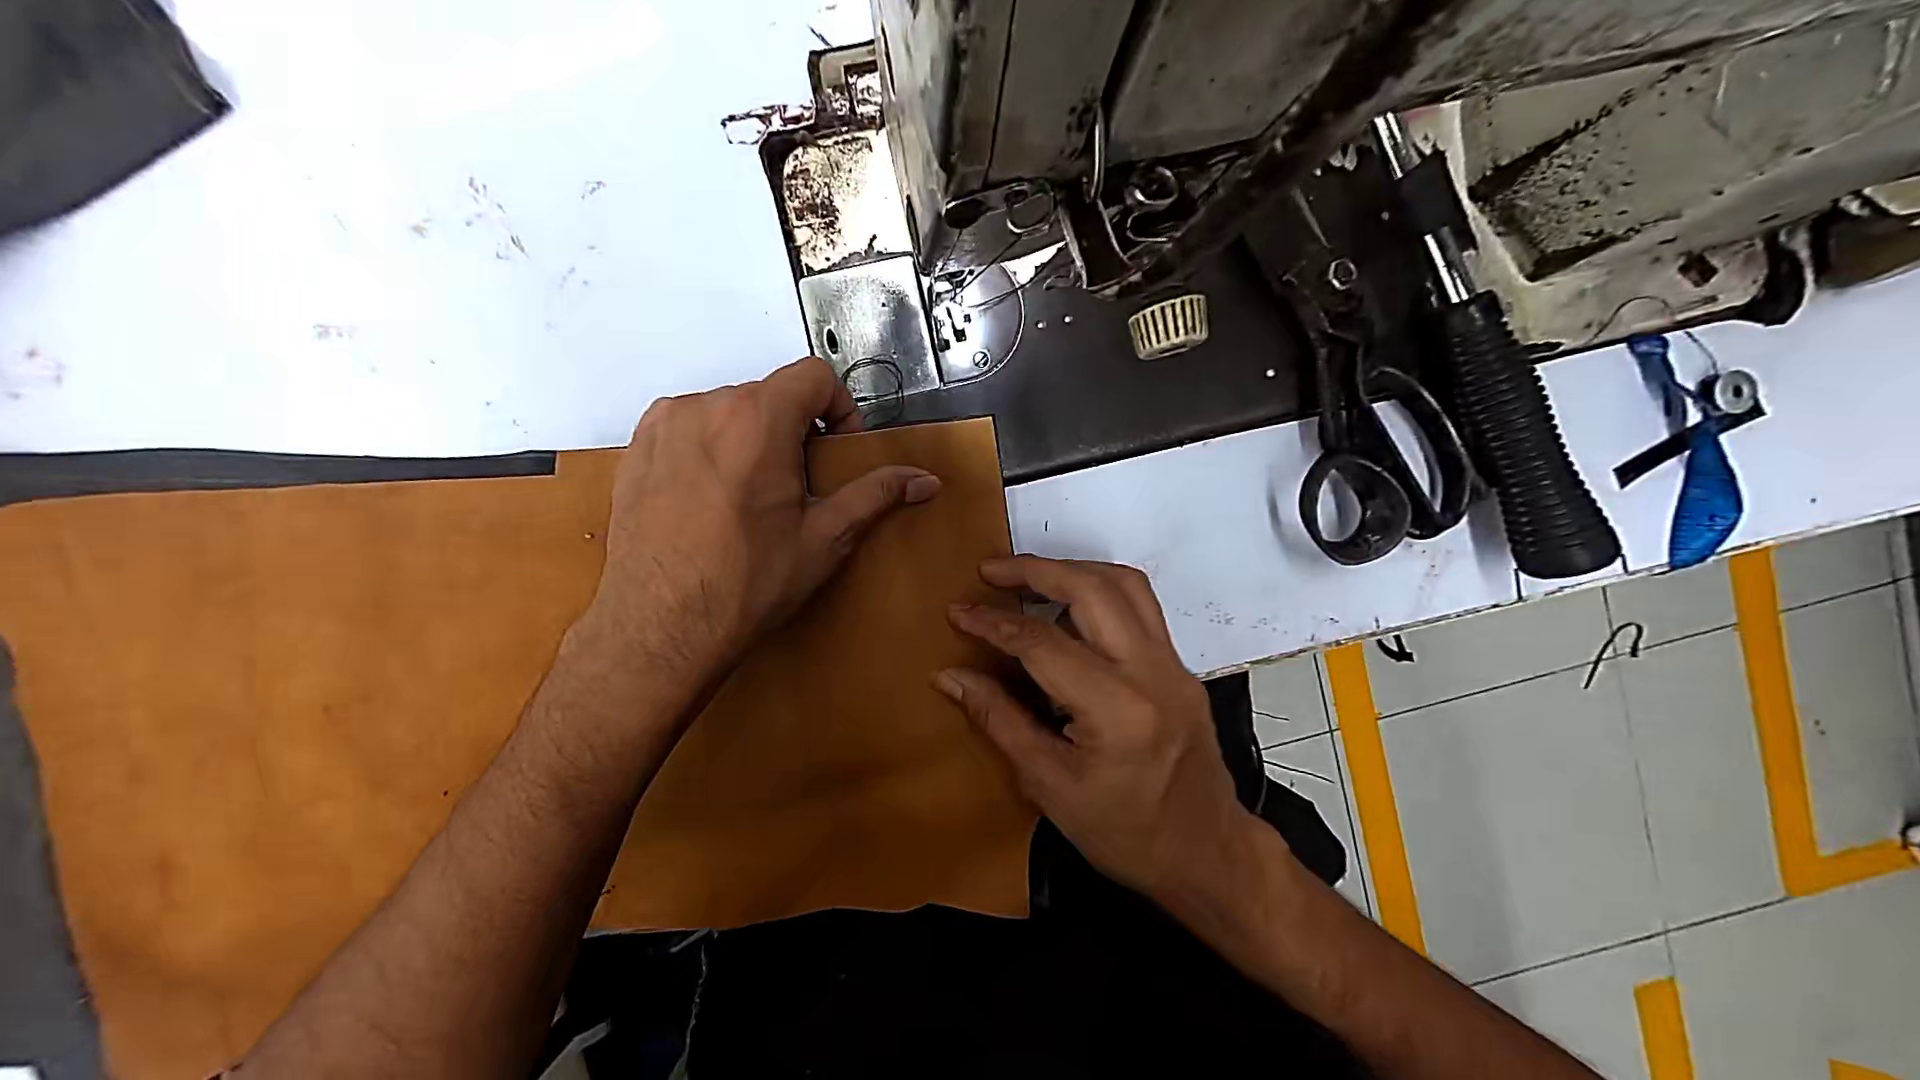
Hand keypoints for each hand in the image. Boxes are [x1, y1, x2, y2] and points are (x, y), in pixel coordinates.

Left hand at [582, 357, 940, 696]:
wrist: (659, 630)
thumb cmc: (738, 587)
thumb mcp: (823, 539)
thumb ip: (875, 495)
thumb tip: (919, 480)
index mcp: (756, 421)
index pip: (813, 376)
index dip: (839, 408)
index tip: (836, 447)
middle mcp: (703, 410)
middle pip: (771, 394)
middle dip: (795, 430)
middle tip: (801, 485)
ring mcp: (663, 427)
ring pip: (729, 412)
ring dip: (753, 440)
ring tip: (756, 498)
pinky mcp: (637, 450)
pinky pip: (690, 429)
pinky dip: (713, 450)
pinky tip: (717, 501)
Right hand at [933, 557, 1261, 903]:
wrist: (1206, 852)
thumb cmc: (1124, 833)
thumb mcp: (1049, 786)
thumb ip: (999, 720)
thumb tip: (952, 677)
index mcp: (1117, 711)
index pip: (1044, 643)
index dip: (994, 623)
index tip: (959, 612)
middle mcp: (1152, 673)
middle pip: (1092, 589)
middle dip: (1035, 570)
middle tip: (991, 571)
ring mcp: (1174, 665)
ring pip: (1124, 583)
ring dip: (1071, 570)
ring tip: (1028, 578)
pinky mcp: (1180, 666)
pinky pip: (1140, 605)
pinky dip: (1098, 588)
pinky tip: (1068, 605)